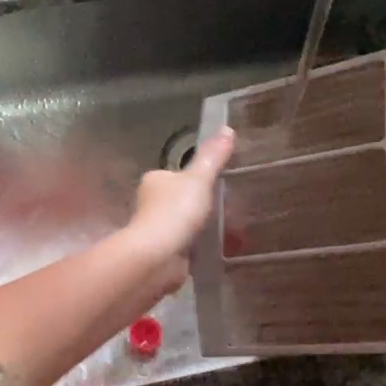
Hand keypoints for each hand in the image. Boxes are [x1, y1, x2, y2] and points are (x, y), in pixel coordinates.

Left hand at [123, 127, 234, 281]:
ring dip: (206, 228)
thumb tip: (227, 129)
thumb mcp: (199, 179)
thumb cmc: (175, 211)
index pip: (177, 175)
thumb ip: (212, 157)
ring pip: (187, 224)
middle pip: (183, 200)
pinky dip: (204, 247)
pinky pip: (189, 246)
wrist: (157, 256)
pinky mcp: (164, 253)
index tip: (219, 186)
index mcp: (155, 181)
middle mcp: (151, 203)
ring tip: (234, 232)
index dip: (198, 179)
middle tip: (232, 210)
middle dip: (206, 207)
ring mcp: (156, 230)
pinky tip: (222, 250)